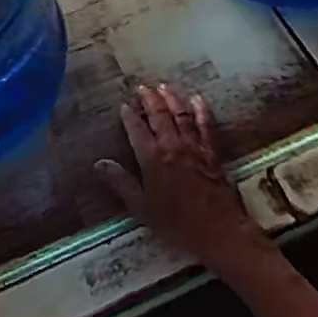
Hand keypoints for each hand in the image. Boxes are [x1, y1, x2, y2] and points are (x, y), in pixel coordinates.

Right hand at [95, 84, 278, 281]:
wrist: (218, 229)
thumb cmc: (176, 224)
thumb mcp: (141, 208)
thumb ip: (121, 183)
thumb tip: (99, 163)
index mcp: (152, 159)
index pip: (137, 131)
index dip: (129, 117)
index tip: (124, 106)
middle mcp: (172, 146)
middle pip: (159, 116)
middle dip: (150, 100)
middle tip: (142, 88)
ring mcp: (194, 146)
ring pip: (181, 115)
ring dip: (172, 99)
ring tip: (164, 86)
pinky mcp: (211, 151)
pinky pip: (205, 125)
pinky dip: (200, 110)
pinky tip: (197, 99)